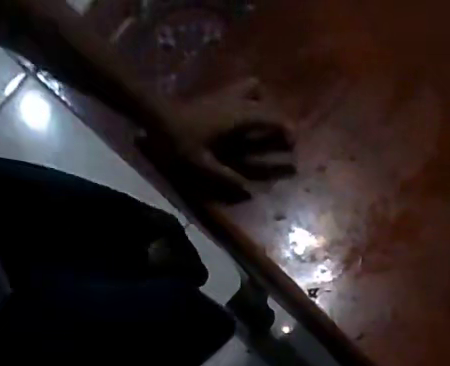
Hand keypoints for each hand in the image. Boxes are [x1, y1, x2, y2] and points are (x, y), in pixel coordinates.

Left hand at [146, 78, 295, 201]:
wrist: (155, 115)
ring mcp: (224, 94)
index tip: (294, 141)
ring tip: (263, 122)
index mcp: (236, 118)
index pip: (268, 118)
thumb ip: (226, 178)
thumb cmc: (179, 142)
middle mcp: (234, 102)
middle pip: (263, 101)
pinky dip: (247, 99)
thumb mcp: (202, 165)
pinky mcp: (214, 94)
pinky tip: (243, 117)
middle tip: (282, 136)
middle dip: (276, 117)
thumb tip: (248, 192)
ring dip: (261, 102)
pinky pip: (239, 90)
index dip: (283, 128)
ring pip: (251, 88)